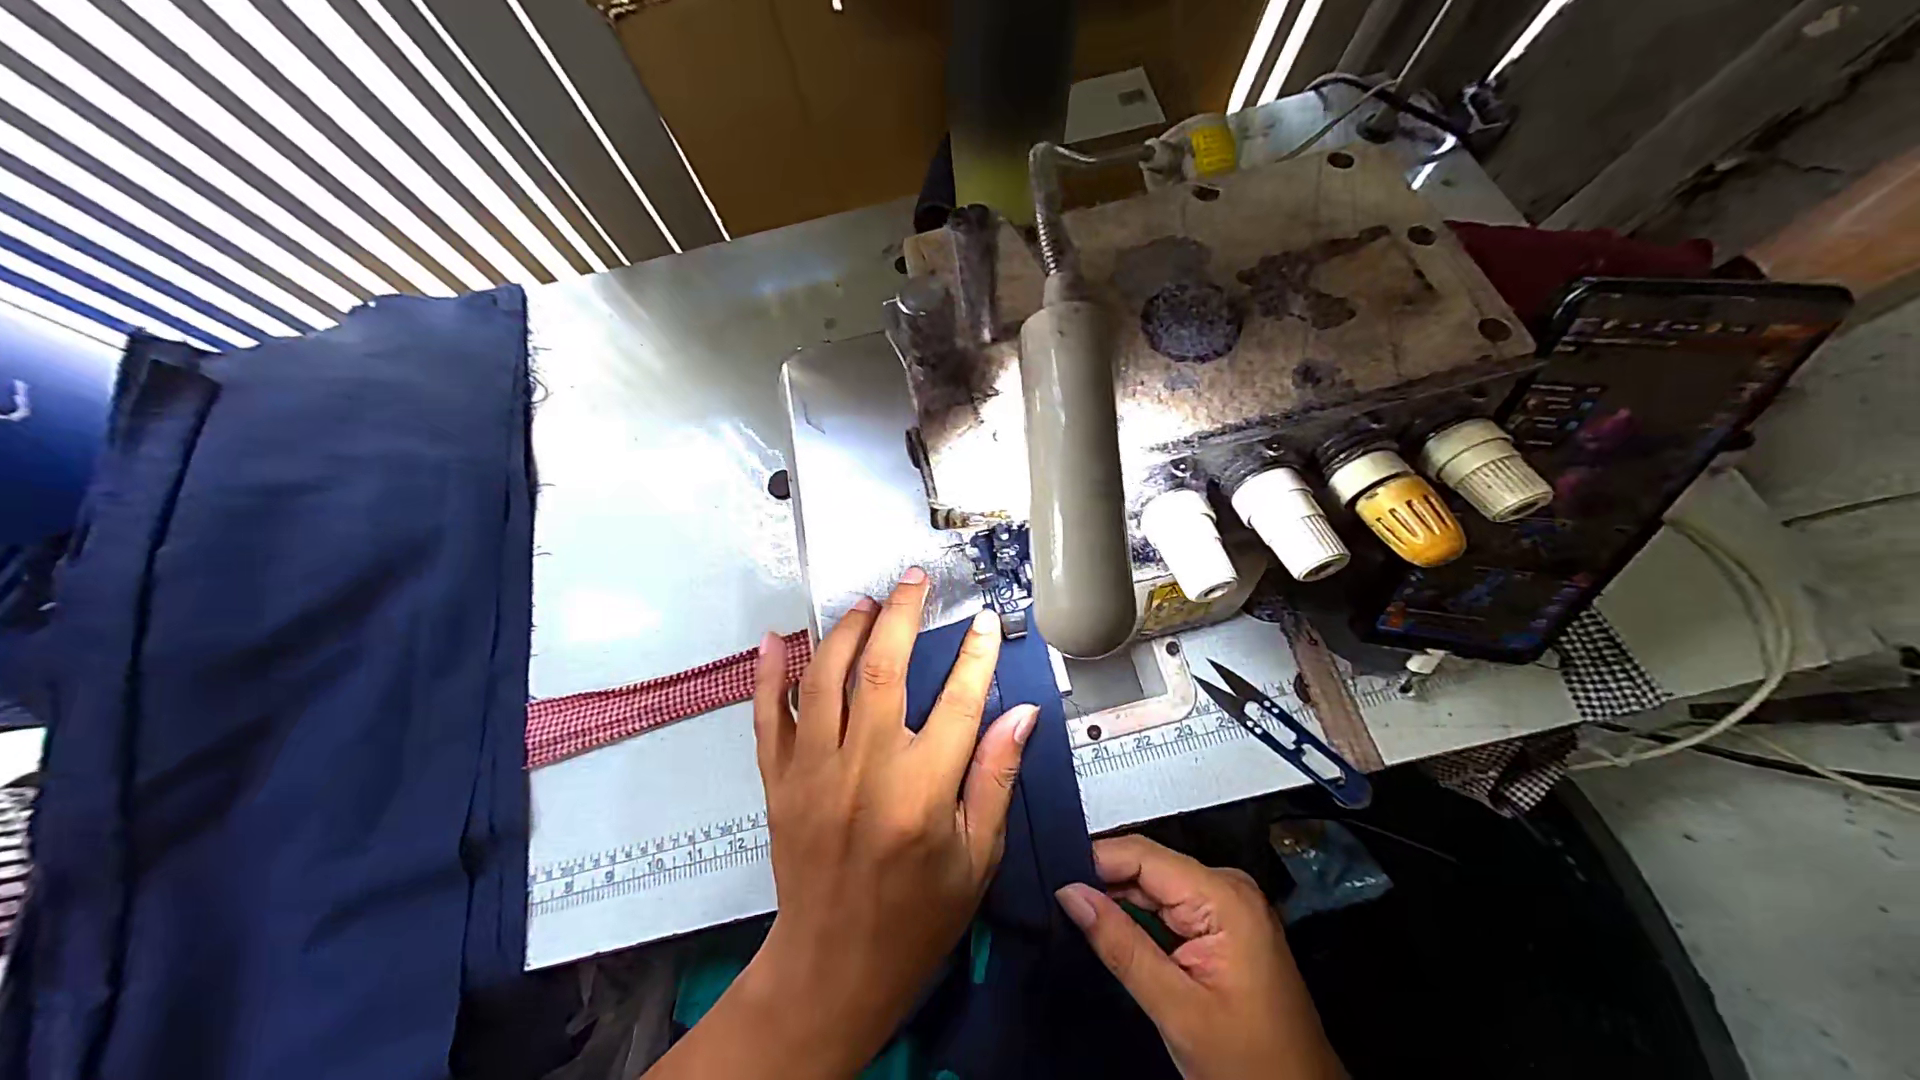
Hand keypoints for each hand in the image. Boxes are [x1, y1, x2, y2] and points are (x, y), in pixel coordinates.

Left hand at [649, 569, 1037, 1079]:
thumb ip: (996, 778)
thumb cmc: (918, 917)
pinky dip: (768, 674)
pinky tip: (776, 637)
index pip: (958, 702)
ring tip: (866, 602)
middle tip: (914, 582)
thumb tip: (1021, 714)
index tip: (985, 620)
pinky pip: (768, 717)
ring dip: (844, 631)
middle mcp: (864, 770)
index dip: (977, 654)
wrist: (834, 967)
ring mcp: (812, 773)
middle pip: (882, 669)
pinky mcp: (779, 783)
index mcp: (922, 793)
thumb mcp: (978, 858)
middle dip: (902, 615)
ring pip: (824, 679)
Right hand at [1056, 835, 1343, 1079]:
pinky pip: (1167, 905)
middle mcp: (1227, 887)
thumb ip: (1120, 945)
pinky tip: (1115, 934)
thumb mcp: (1177, 1008)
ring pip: (1152, 885)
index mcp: (1224, 897)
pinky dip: (1138, 918)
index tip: (1055, 879)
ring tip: (1081, 921)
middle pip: (1146, 866)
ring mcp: (1226, 904)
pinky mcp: (1220, 922)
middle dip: (1103, 883)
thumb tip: (1072, 894)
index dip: (1095, 861)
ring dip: (1118, 902)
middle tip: (1061, 906)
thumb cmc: (1255, 1066)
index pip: (1142, 854)